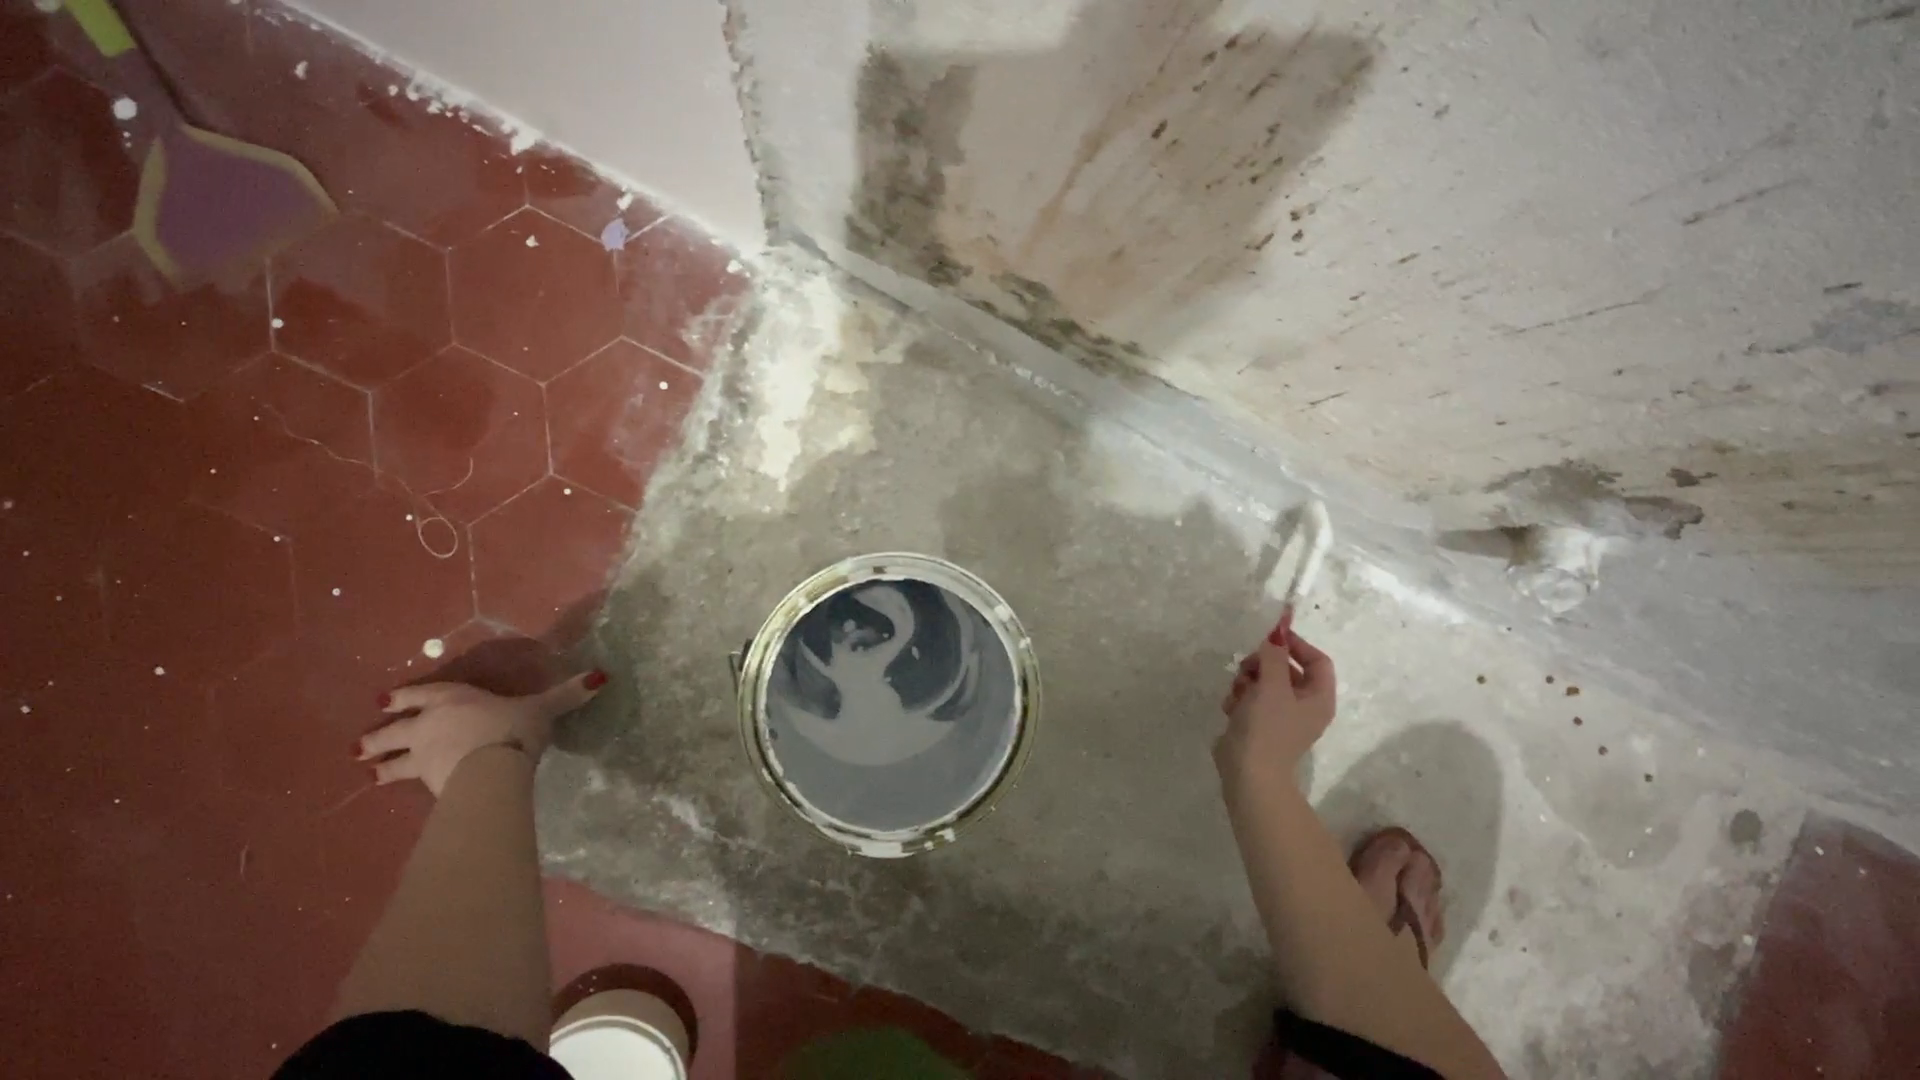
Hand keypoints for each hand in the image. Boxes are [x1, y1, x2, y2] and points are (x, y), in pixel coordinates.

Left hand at [355, 671, 606, 794]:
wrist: (492, 768)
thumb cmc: (513, 728)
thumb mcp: (543, 708)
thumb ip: (567, 694)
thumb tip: (601, 676)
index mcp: (451, 700)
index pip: (420, 695)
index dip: (404, 697)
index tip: (384, 701)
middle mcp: (429, 726)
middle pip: (396, 730)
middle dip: (379, 736)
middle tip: (360, 745)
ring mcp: (423, 757)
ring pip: (393, 760)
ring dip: (380, 764)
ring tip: (367, 772)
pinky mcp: (427, 784)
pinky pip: (410, 784)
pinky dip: (402, 786)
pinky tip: (404, 793)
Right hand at [1216, 613, 1336, 780]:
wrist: (1248, 774)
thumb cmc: (1267, 727)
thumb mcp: (1271, 685)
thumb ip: (1274, 655)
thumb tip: (1277, 631)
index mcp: (1319, 698)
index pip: (1317, 660)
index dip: (1296, 644)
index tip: (1270, 636)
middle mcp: (1305, 706)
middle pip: (1287, 669)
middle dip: (1264, 663)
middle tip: (1246, 665)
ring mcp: (1282, 717)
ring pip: (1265, 683)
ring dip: (1247, 681)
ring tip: (1236, 691)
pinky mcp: (1260, 726)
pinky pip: (1251, 700)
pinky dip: (1240, 699)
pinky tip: (1231, 708)